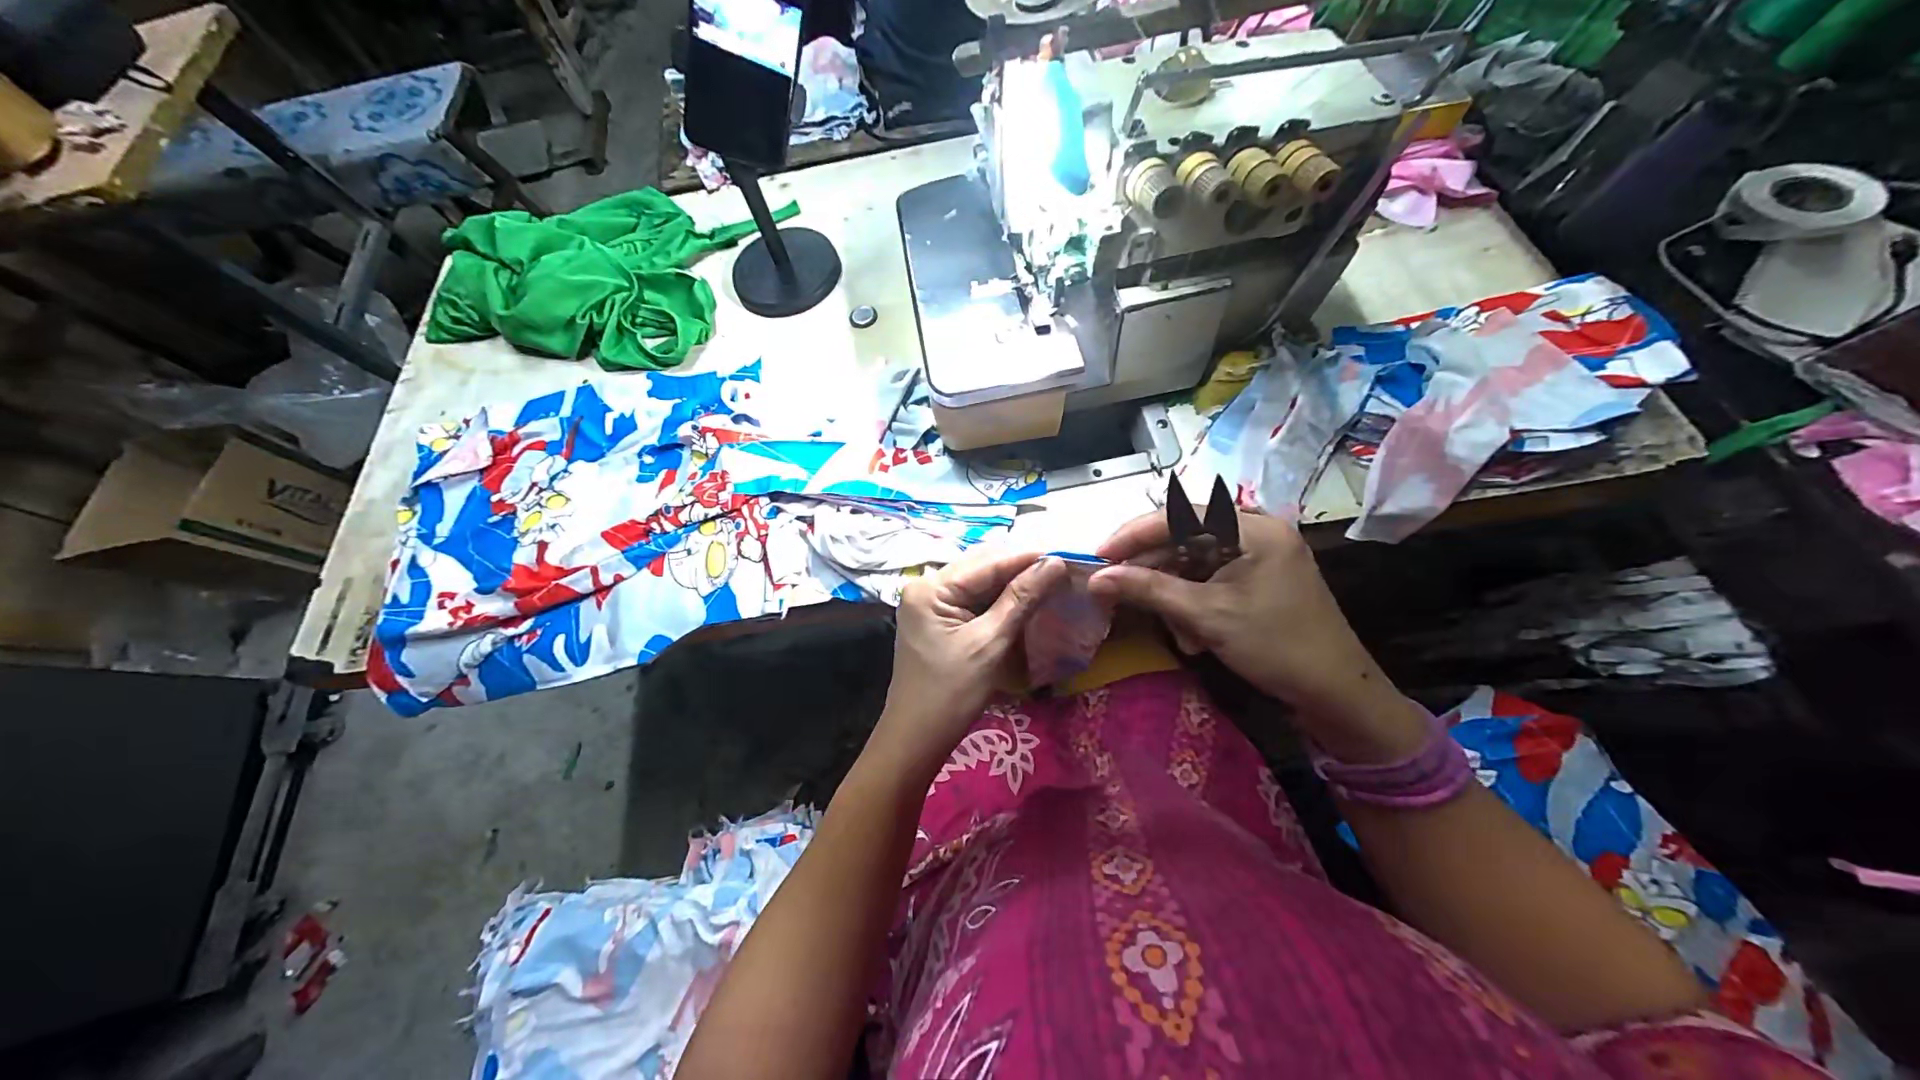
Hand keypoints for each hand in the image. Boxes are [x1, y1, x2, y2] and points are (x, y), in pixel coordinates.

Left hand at [874, 551, 1067, 777]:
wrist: (917, 737)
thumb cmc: (952, 693)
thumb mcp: (990, 643)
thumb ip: (1021, 599)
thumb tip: (1055, 563)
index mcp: (930, 589)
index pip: (986, 562)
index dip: (1028, 557)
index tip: (1067, 555)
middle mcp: (925, 586)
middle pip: (981, 566)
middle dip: (1021, 567)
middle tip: (1062, 568)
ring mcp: (929, 602)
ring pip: (979, 581)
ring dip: (1013, 581)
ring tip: (1051, 579)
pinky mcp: (937, 618)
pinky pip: (972, 598)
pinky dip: (999, 598)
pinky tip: (1025, 597)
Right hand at [1087, 509, 1425, 762]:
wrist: (1336, 692)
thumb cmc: (1275, 647)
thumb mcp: (1206, 616)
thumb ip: (1149, 590)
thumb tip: (1097, 578)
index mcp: (1252, 528)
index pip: (1178, 516)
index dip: (1133, 535)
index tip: (1098, 557)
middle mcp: (1257, 531)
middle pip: (1185, 537)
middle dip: (1153, 569)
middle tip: (1116, 590)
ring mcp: (1260, 554)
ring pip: (1194, 561)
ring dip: (1174, 593)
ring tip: (1173, 630)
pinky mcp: (1259, 577)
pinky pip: (1211, 578)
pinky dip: (1194, 602)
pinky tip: (1192, 635)